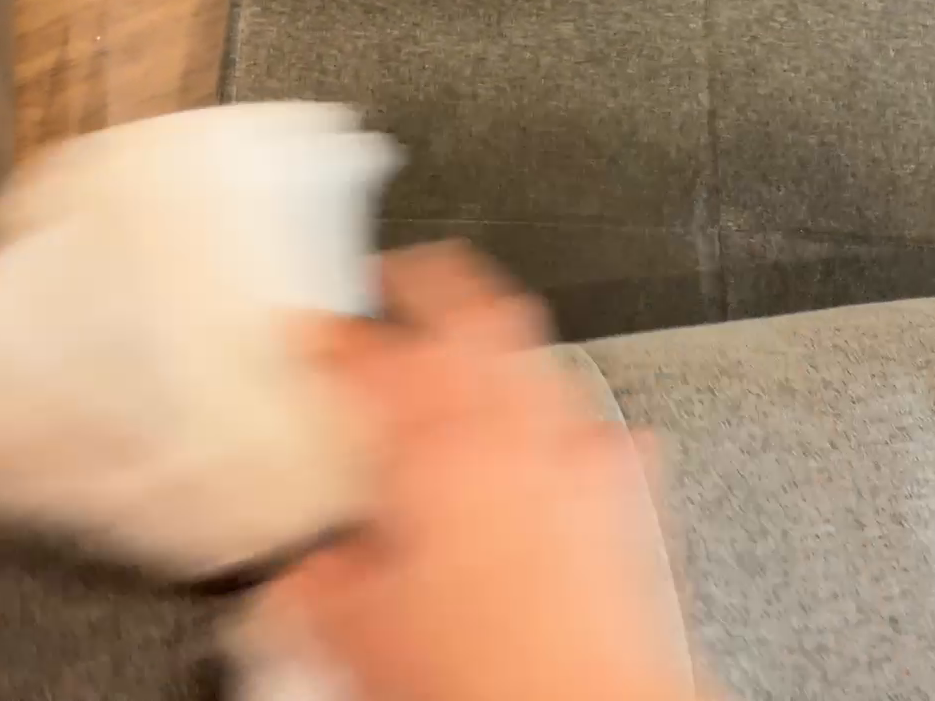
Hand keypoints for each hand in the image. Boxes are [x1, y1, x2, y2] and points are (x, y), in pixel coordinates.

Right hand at [257, 243, 697, 700]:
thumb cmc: (488, 679)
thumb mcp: (365, 637)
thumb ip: (327, 585)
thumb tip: (310, 571)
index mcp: (439, 452)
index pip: (374, 363)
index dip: (333, 337)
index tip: (312, 330)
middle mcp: (515, 431)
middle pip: (477, 312)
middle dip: (436, 278)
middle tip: (406, 274)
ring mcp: (577, 446)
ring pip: (539, 350)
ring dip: (502, 332)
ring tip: (475, 331)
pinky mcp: (624, 479)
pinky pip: (595, 421)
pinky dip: (568, 416)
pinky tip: (558, 435)